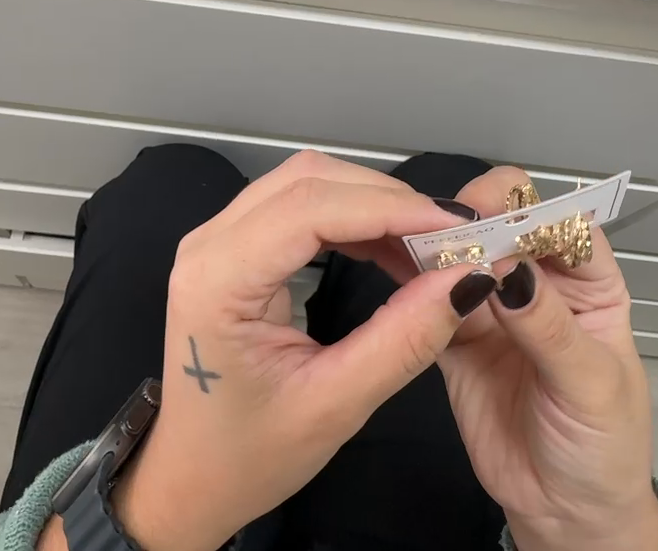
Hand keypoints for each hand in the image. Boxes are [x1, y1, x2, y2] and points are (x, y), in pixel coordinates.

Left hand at [109, 152, 495, 550]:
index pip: (310, 208)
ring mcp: (216, 237)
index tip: (457, 227)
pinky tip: (390, 249)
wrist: (188, 477)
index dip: (389, 207)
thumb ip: (403, 339)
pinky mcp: (233, 244)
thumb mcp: (335, 405)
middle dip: (386, 198)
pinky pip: (298, 205)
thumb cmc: (250, 454)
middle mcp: (209, 241)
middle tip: (451, 236)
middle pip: (308, 180)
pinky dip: (351, 216)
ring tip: (429, 245)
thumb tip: (469, 278)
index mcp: (219, 279)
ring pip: (305, 183)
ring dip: (371, 202)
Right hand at [439, 167, 657, 550]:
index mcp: (586, 281)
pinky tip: (385, 257)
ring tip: (405, 237)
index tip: (487, 214)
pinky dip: (409, 274)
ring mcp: (491, 303)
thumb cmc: (604, 446)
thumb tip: (505, 267)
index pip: (559, 222)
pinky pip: (428, 294)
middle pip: (503, 224)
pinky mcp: (453, 332)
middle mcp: (537, 279)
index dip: (525, 209)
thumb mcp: (592, 387)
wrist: (564, 515)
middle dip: (474, 217)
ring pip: (461, 252)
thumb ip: (548, 326)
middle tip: (440, 230)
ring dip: (435, 240)